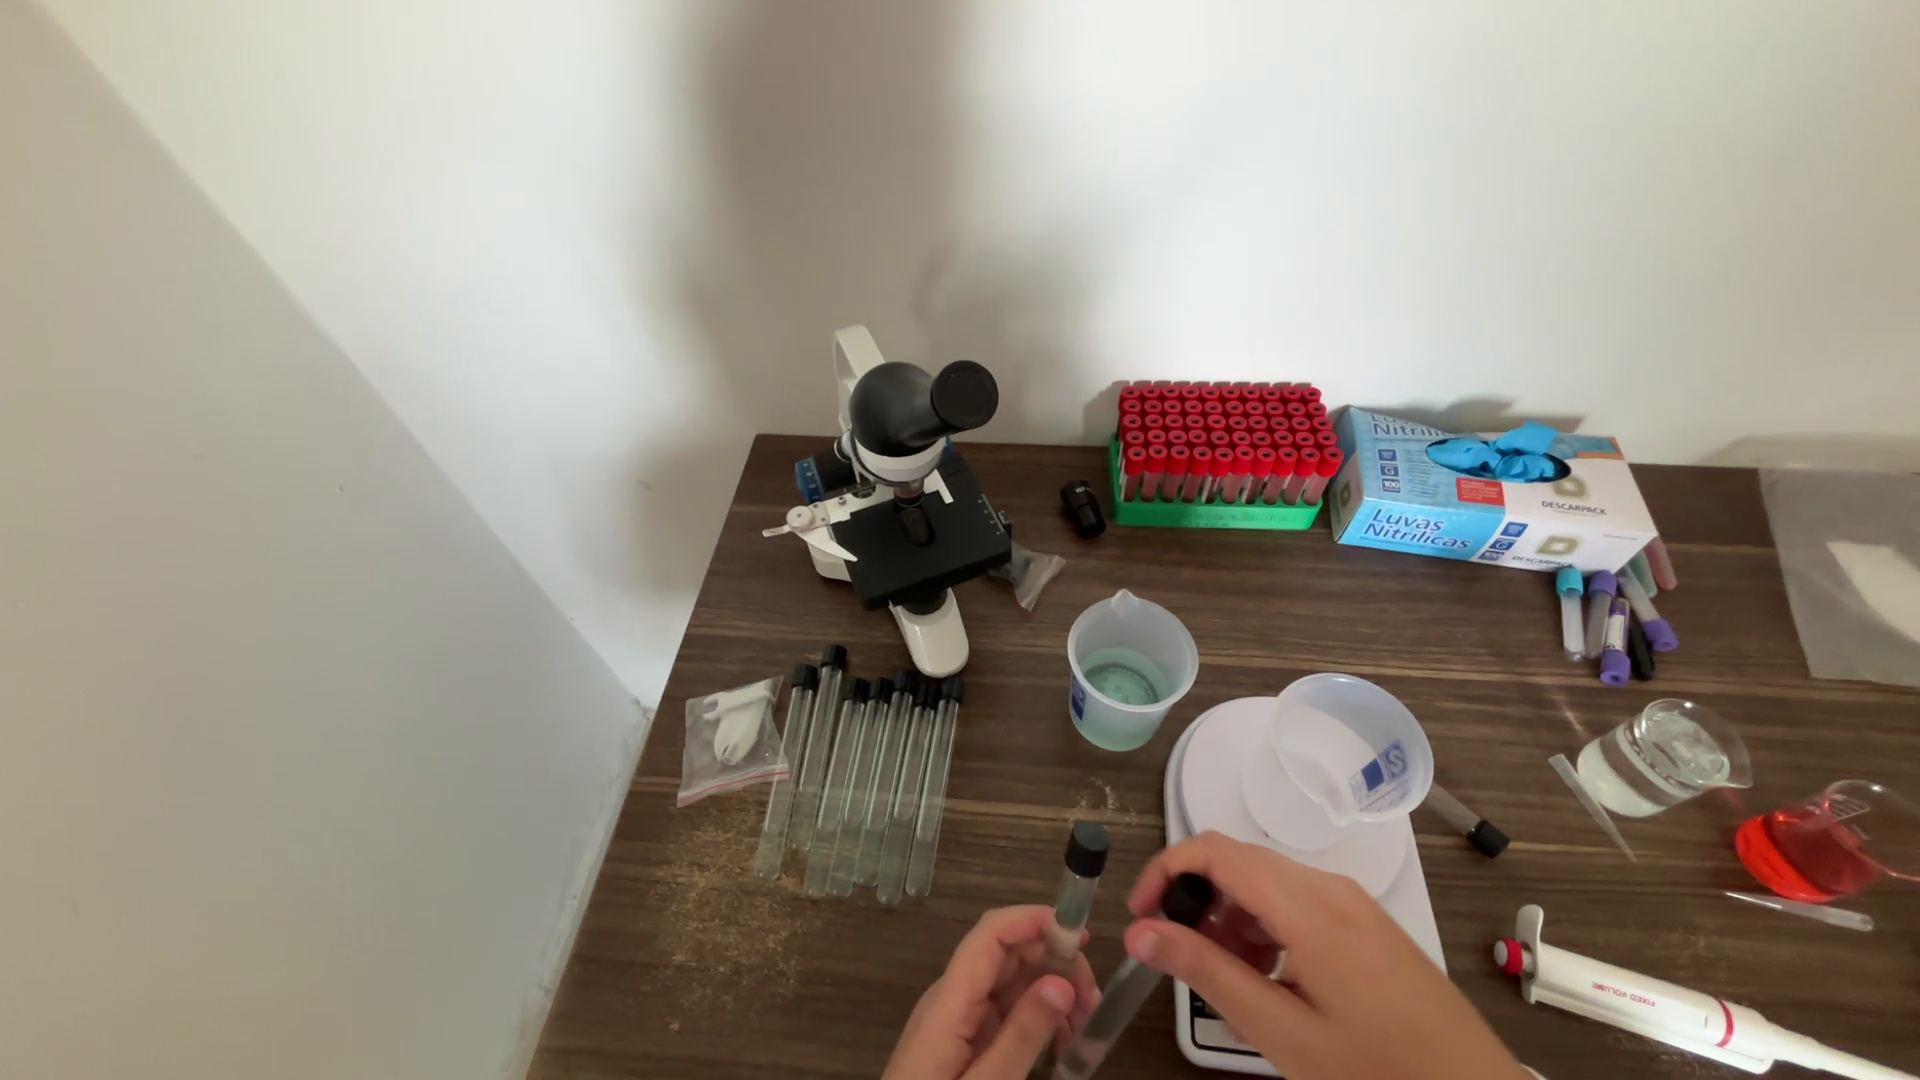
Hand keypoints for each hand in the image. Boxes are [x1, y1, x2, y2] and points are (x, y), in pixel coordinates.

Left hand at [884, 905, 1099, 1079]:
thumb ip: (1022, 1035)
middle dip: (1054, 963)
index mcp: (950, 998)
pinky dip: (1037, 1016)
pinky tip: (1062, 1042)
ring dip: (1051, 992)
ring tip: (1084, 1027)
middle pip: (1007, 954)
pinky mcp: (964, 1036)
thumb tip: (1062, 981)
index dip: (1032, 919)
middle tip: (1094, 1000)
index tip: (1081, 931)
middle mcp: (953, 995)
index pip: (990, 933)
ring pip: (1011, 981)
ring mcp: (958, 1016)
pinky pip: (1005, 1009)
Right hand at [1124, 832, 1530, 1079]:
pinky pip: (1297, 902)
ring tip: (1228, 979)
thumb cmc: (1377, 1070)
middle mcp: (1329, 887)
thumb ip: (1205, 972)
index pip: (1214, 850)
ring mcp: (1352, 902)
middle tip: (1182, 956)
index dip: (1165, 870)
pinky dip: (1264, 927)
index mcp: (1307, 904)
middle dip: (1196, 900)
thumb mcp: (1281, 1030)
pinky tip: (1269, 979)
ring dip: (1230, 917)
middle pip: (1238, 862)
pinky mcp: (1366, 922)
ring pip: (1266, 883)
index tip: (1141, 916)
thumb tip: (1140, 933)